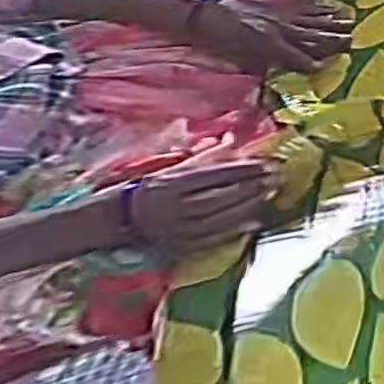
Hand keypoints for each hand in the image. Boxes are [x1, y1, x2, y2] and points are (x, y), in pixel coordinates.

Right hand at [111, 161, 277, 253]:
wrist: (105, 221)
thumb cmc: (147, 188)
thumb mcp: (174, 168)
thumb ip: (206, 156)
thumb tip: (232, 137)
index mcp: (171, 184)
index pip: (217, 174)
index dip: (248, 169)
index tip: (272, 164)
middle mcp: (171, 207)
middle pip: (221, 196)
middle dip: (254, 186)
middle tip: (278, 178)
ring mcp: (172, 229)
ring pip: (218, 218)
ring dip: (249, 206)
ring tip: (271, 194)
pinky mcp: (172, 246)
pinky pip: (207, 239)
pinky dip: (234, 230)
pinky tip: (255, 222)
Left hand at [187, 0, 351, 73]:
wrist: (200, 14)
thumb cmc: (214, 40)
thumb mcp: (235, 58)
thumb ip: (262, 65)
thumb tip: (280, 73)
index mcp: (271, 46)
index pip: (300, 58)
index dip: (314, 64)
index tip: (327, 68)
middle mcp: (284, 31)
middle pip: (317, 36)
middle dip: (337, 40)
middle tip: (356, 41)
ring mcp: (285, 16)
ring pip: (317, 20)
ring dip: (336, 23)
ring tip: (353, 24)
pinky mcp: (281, 6)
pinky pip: (308, 6)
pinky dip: (323, 7)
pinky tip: (335, 8)